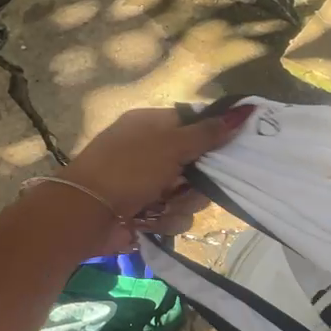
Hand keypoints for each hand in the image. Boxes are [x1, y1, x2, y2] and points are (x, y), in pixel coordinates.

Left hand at [54, 104, 253, 251]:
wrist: (85, 216)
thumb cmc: (127, 170)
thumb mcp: (171, 145)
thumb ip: (209, 132)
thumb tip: (245, 111)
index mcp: (151, 126)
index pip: (196, 123)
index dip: (215, 134)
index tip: (230, 147)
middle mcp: (152, 152)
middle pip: (202, 164)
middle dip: (199, 180)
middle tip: (189, 182)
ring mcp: (151, 183)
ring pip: (194, 194)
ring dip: (183, 202)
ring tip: (162, 204)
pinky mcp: (150, 211)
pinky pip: (178, 214)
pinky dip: (167, 219)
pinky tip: (151, 219)